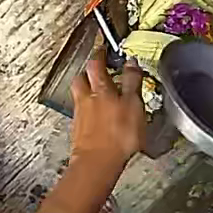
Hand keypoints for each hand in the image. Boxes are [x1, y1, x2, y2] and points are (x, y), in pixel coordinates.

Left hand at [70, 44, 145, 170]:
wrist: (98, 162)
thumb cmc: (118, 134)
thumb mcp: (133, 104)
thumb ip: (132, 82)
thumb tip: (131, 63)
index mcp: (100, 88)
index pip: (96, 63)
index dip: (100, 54)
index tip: (104, 49)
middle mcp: (86, 99)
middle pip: (81, 78)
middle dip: (88, 71)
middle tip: (96, 68)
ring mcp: (81, 115)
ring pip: (79, 95)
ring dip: (86, 90)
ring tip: (96, 92)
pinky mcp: (79, 131)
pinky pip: (81, 113)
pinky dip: (87, 110)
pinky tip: (96, 116)